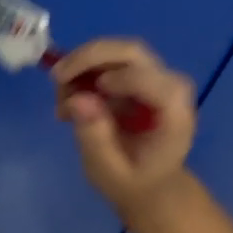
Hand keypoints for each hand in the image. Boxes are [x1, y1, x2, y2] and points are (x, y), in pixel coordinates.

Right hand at [52, 39, 197, 219]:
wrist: (149, 182)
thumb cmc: (134, 181)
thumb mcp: (110, 173)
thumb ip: (96, 140)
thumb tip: (77, 99)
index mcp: (174, 116)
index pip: (157, 83)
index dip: (125, 79)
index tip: (92, 92)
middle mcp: (167, 88)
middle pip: (132, 52)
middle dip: (90, 57)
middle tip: (57, 77)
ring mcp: (151, 76)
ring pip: (114, 50)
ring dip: (80, 64)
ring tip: (60, 100)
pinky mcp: (133, 72)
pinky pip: (104, 57)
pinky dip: (80, 70)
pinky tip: (67, 98)